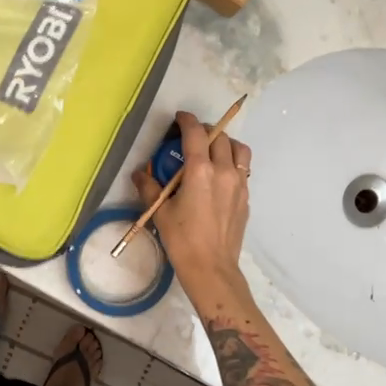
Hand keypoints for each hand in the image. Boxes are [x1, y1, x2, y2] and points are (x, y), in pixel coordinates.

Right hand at [132, 111, 253, 298]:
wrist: (211, 268)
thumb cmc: (182, 241)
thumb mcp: (161, 213)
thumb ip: (149, 188)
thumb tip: (139, 173)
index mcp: (200, 171)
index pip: (196, 133)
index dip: (187, 120)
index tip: (180, 118)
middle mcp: (224, 171)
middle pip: (220, 137)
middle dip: (205, 131)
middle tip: (192, 137)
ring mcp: (239, 184)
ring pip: (239, 150)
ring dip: (226, 143)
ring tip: (213, 150)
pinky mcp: (246, 198)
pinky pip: (243, 170)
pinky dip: (232, 164)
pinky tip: (219, 177)